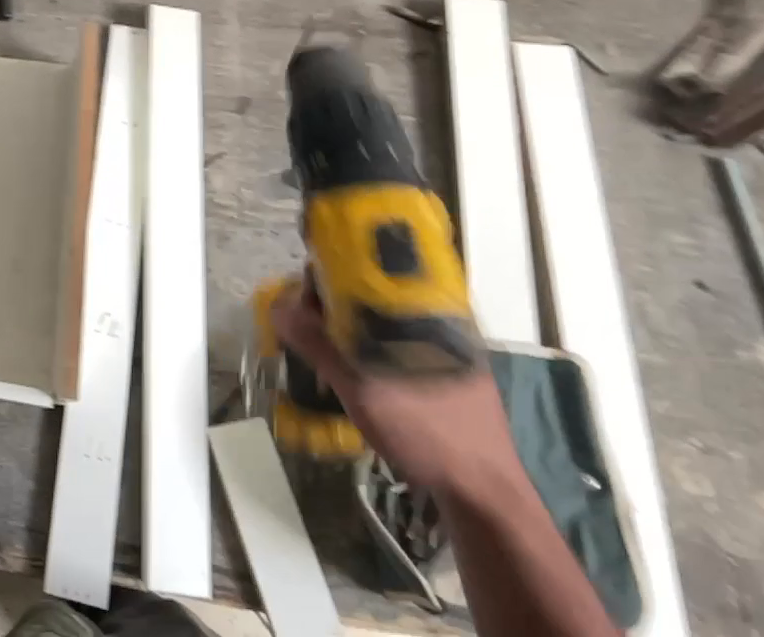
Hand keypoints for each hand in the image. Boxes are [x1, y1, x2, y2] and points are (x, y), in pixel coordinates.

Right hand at [270, 285, 524, 499]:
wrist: (484, 491)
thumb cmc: (426, 433)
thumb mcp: (362, 388)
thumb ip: (320, 345)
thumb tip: (279, 306)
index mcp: (427, 312)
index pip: (370, 272)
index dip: (330, 279)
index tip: (301, 301)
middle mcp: (441, 321)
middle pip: (374, 296)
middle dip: (334, 307)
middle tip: (305, 332)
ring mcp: (447, 348)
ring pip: (384, 322)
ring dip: (349, 331)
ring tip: (323, 354)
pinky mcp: (446, 372)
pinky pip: (396, 345)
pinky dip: (369, 350)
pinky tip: (354, 373)